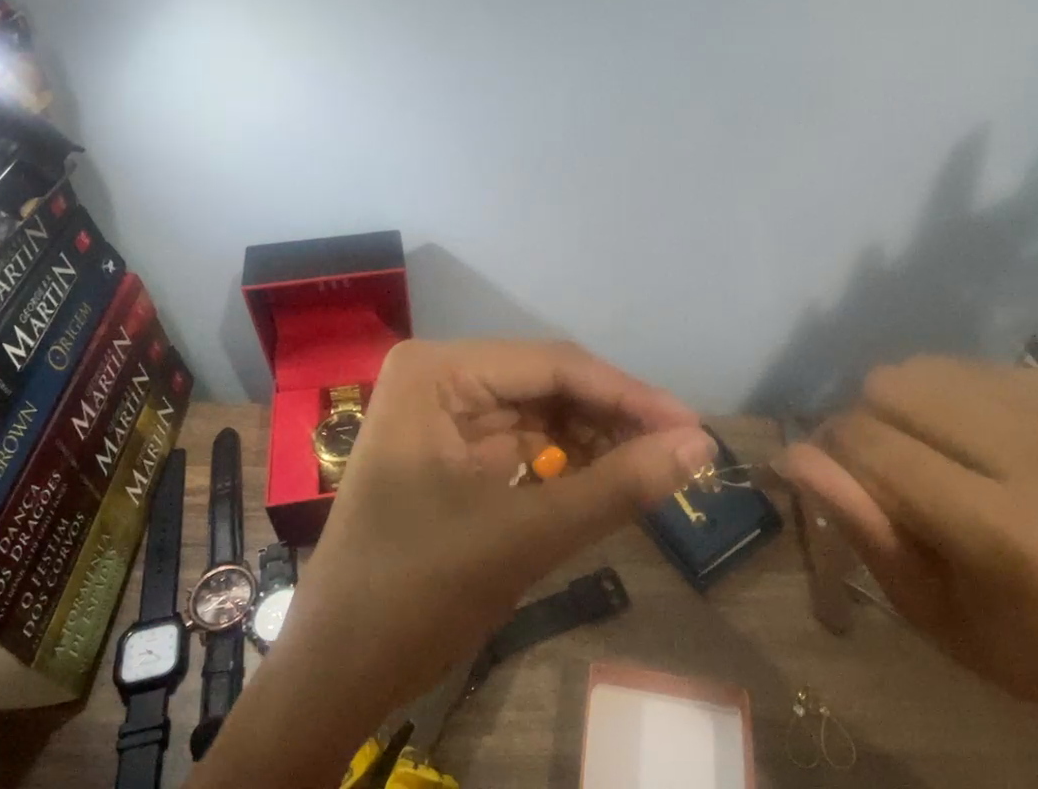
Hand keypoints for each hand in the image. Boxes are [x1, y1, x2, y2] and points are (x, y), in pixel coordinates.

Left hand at [194, 339, 712, 788]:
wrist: (336, 672)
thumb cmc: (417, 593)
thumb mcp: (525, 536)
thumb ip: (617, 486)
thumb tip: (701, 445)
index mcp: (437, 372)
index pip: (553, 365)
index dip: (629, 396)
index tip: (696, 430)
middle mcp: (435, 378)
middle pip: (546, 385)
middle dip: (612, 419)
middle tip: (683, 454)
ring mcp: (437, 416)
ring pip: (538, 415)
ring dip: (593, 442)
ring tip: (655, 470)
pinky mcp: (446, 455)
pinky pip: (520, 446)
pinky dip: (564, 466)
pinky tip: (607, 482)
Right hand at [782, 357, 1037, 788]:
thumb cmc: (1034, 651)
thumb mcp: (929, 608)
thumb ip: (860, 524)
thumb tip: (794, 453)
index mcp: (1008, 533)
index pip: (872, 441)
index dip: (840, 449)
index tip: (846, 472)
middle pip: (905, 383)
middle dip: (882, 419)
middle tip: (908, 468)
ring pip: (952, 367)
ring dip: (936, 409)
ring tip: (966, 460)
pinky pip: (1012, 370)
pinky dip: (995, 406)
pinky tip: (1022, 453)